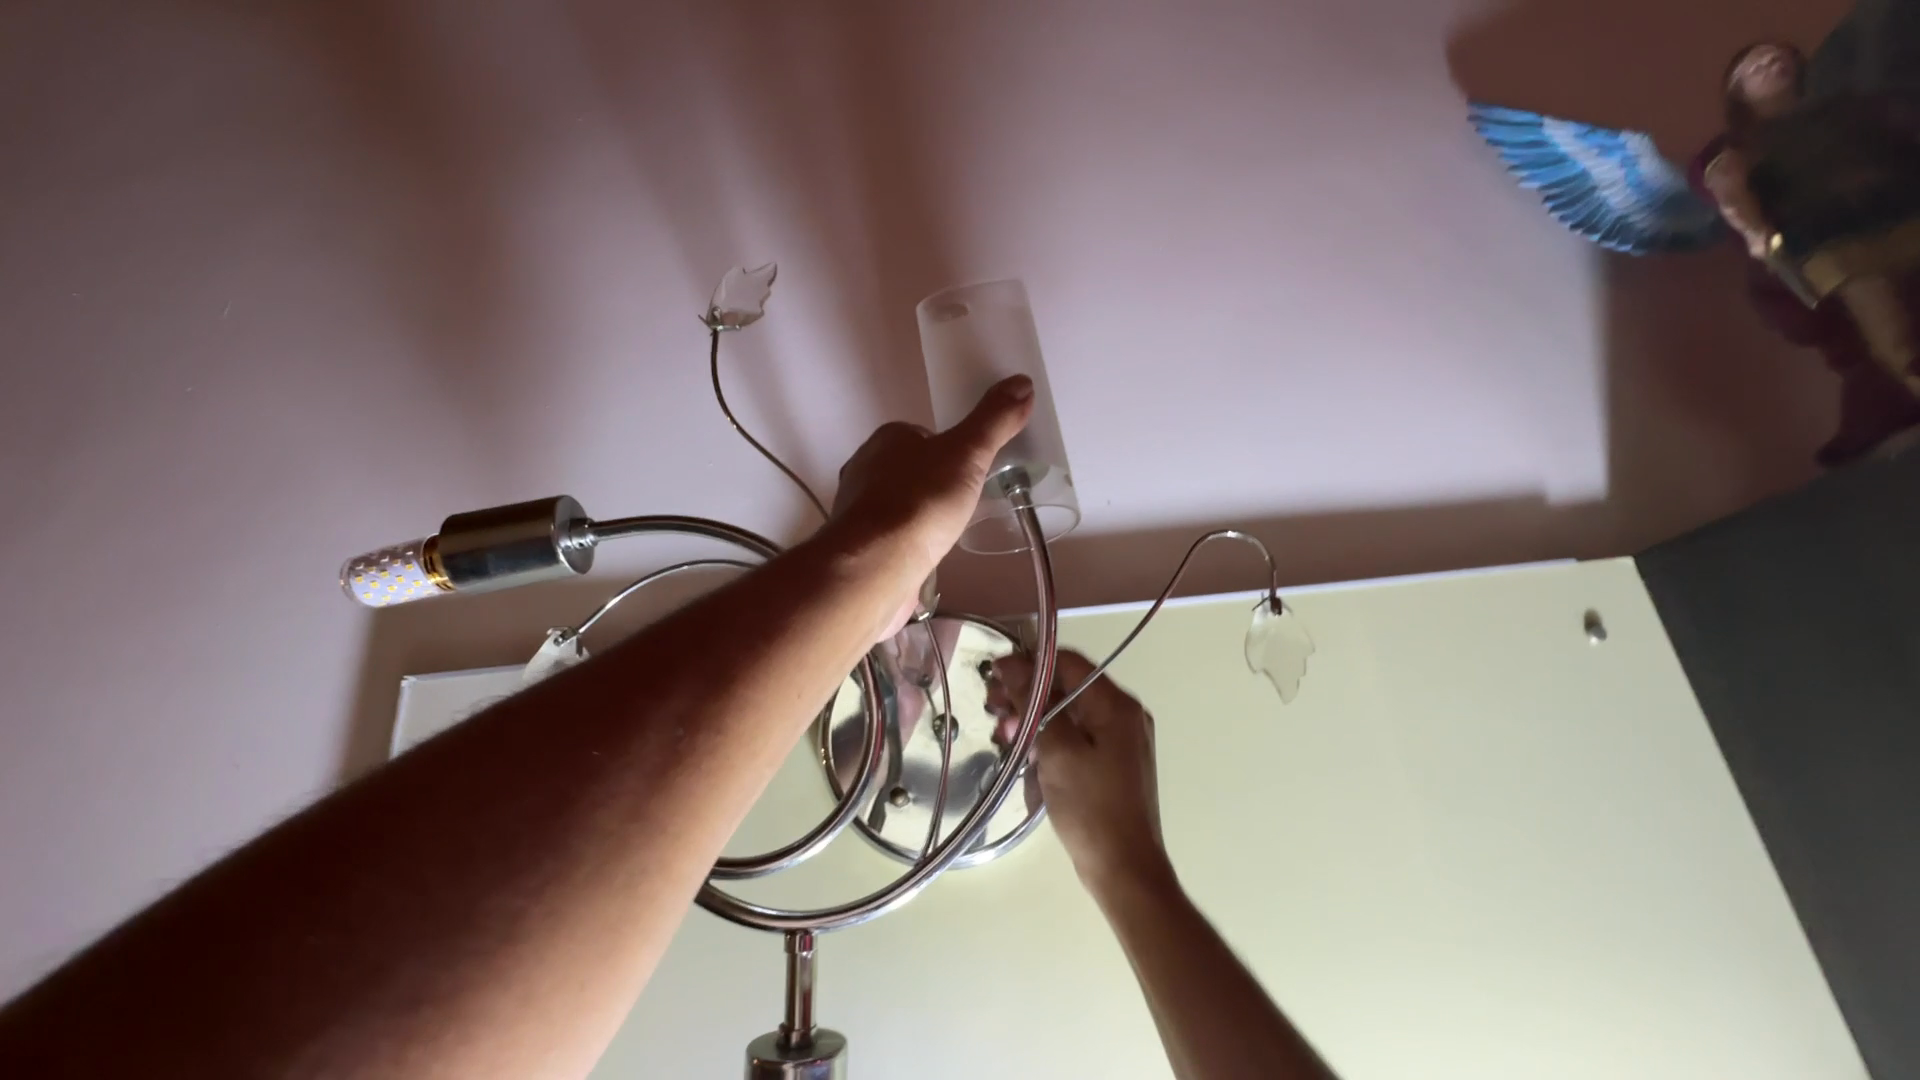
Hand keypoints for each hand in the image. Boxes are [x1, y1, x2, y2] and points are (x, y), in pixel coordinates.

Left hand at [828, 375, 1032, 636]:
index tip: (971, 468)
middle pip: (907, 469)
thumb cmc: (921, 501)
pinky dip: (907, 545)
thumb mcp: (968, 453)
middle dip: (932, 483)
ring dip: (917, 515)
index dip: (948, 449)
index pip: (921, 434)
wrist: (878, 565)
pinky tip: (926, 557)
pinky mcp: (859, 547)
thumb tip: (1022, 383)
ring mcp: (857, 511)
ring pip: (896, 504)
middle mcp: (864, 469)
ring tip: (946, 532)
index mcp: (886, 439)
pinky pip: (889, 539)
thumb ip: (994, 421)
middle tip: (963, 501)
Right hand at [990, 650, 1173, 899]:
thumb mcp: (1057, 751)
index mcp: (1115, 705)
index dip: (1028, 663)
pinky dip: (1049, 740)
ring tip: (1006, 737)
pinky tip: (1026, 756)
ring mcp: (1118, 740)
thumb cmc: (1091, 808)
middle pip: (1066, 687)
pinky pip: (1075, 737)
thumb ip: (1034, 703)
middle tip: (993, 710)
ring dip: (1034, 719)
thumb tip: (1010, 663)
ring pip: (1068, 713)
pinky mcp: (1110, 763)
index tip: (993, 677)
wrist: (1124, 870)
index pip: (1067, 662)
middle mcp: (1122, 715)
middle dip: (1027, 695)